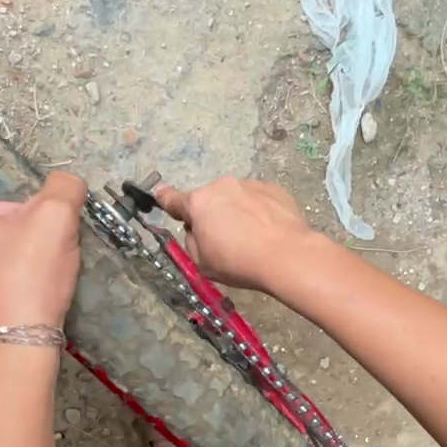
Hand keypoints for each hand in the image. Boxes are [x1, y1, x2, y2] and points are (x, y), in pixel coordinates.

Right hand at [152, 177, 325, 292]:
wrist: (287, 255)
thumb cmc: (238, 262)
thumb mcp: (202, 263)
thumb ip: (192, 241)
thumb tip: (197, 230)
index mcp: (198, 203)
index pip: (173, 199)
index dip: (165, 199)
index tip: (160, 194)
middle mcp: (222, 186)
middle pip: (209, 201)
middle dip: (212, 216)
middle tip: (225, 242)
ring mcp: (249, 184)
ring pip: (235, 199)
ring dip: (237, 213)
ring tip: (252, 238)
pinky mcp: (273, 189)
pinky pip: (258, 200)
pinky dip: (259, 212)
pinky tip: (268, 231)